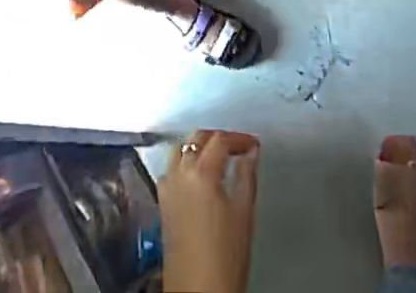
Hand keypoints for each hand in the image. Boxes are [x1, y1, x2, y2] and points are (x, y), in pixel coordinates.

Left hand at [161, 130, 259, 292]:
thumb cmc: (226, 256)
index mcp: (201, 172)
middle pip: (197, 138)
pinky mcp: (162, 197)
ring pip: (181, 148)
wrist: (198, 287)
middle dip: (218, 137)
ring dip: (200, 145)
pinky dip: (186, 160)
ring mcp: (167, 183)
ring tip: (220, 155)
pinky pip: (172, 166)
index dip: (239, 138)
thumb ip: (247, 176)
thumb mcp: (244, 213)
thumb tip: (251, 153)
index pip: (219, 140)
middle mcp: (179, 171)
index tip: (253, 143)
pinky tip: (200, 173)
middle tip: (239, 145)